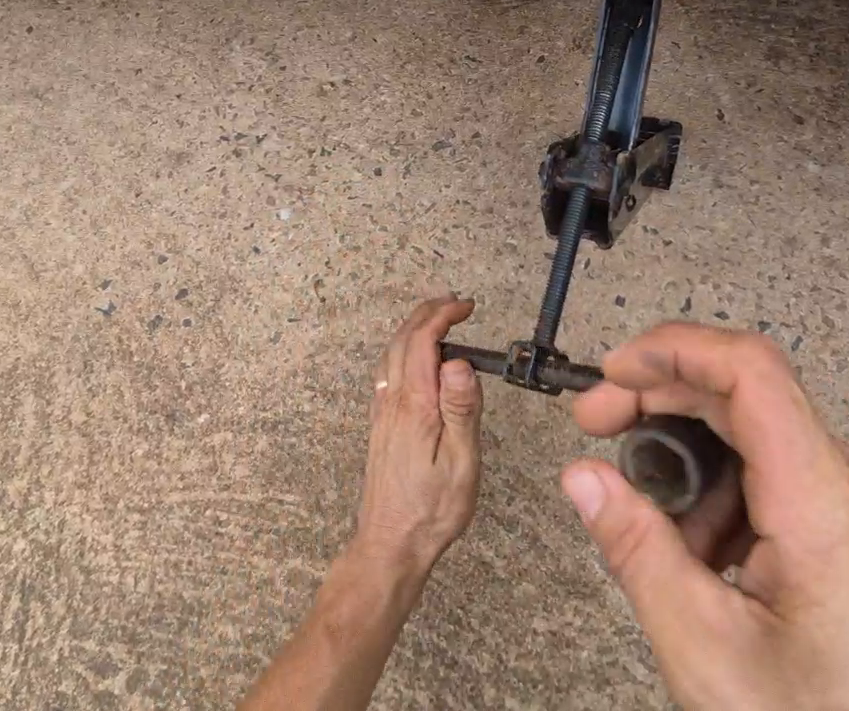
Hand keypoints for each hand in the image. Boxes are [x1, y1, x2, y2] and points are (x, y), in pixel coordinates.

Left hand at [352, 296, 483, 573]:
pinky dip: (403, 350)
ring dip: (414, 329)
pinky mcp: (381, 426)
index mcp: (415, 405)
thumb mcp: (461, 461)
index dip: (443, 315)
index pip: (422, 341)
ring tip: (440, 321)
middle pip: (402, 340)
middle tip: (456, 304)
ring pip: (391, 354)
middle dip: (428, 312)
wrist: (390, 545)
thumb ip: (460, 409)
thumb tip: (459, 362)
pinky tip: (416, 360)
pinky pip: (387, 373)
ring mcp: (383, 413)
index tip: (467, 306)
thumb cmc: (431, 509)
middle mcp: (393, 402)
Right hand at [562, 324, 848, 710]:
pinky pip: (776, 475)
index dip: (674, 349)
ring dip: (688, 463)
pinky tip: (704, 557)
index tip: (615, 370)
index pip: (750, 370)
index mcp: (825, 504)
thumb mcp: (709, 653)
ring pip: (753, 436)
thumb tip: (585, 478)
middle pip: (742, 394)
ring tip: (659, 534)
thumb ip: (637, 553)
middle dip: (659, 401)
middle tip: (596, 426)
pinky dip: (722, 495)